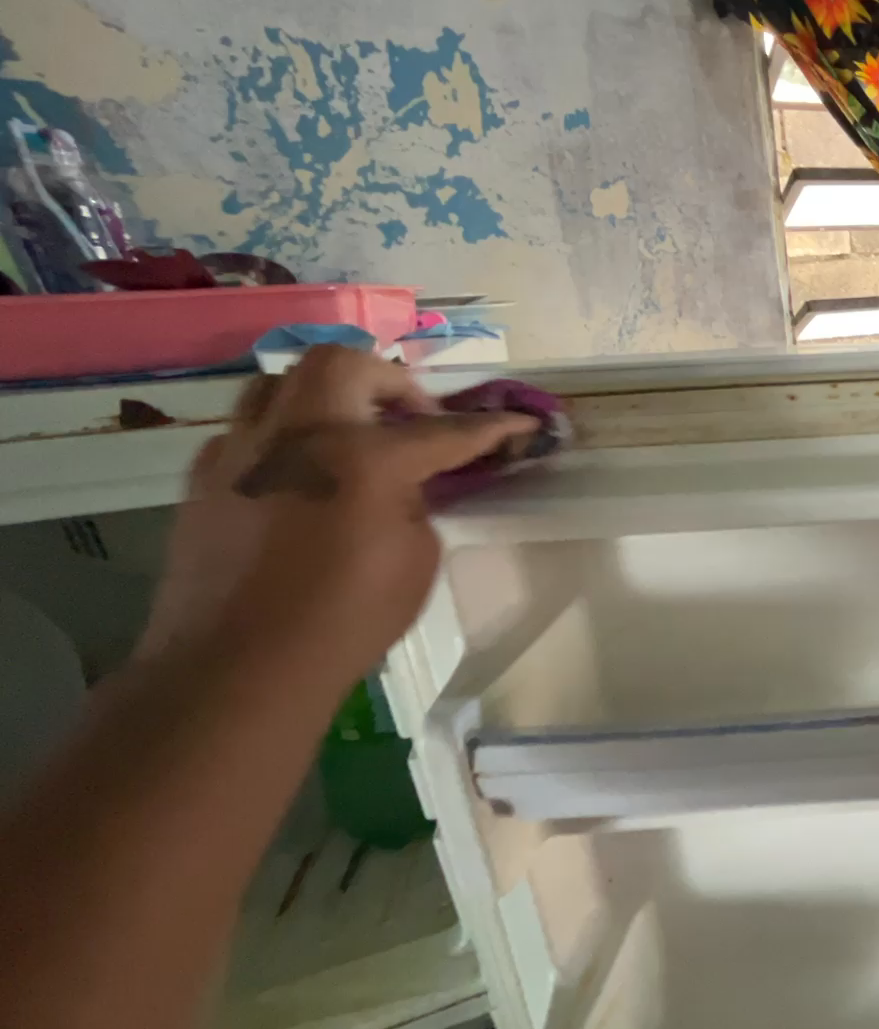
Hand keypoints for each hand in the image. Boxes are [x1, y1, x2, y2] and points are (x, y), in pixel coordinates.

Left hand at [137, 346, 536, 695]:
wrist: (240, 664)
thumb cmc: (350, 616)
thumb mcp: (417, 554)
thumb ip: (416, 499)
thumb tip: (405, 480)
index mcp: (363, 459)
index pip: (445, 430)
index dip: (492, 427)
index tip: (522, 422)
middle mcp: (297, 436)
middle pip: (344, 364)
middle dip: (393, 382)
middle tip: (416, 420)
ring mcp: (242, 450)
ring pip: (284, 381)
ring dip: (333, 396)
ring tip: (357, 436)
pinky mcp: (206, 475)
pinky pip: (253, 428)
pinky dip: (292, 435)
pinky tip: (309, 477)